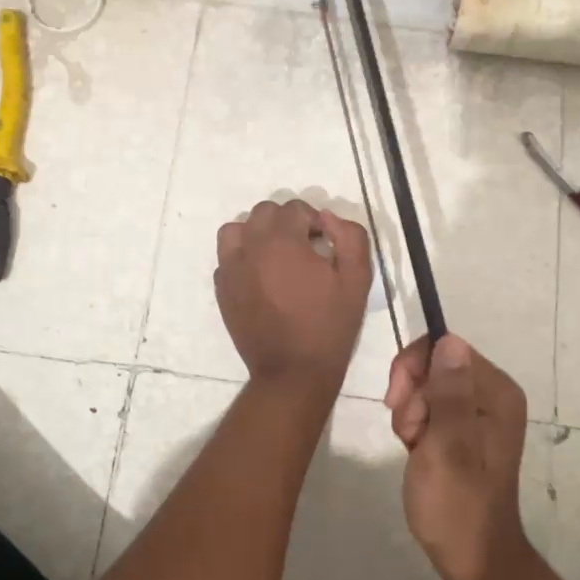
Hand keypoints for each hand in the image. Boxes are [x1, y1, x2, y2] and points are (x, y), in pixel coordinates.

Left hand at [216, 200, 373, 392]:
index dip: (314, 221)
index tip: (324, 244)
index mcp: (283, 240)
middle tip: (304, 249)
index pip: (295, 208)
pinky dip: (242, 258)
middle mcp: (250, 247)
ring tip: (276, 257)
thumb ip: (350, 236)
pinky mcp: (222, 288)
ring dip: (257, 234)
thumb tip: (327, 218)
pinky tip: (261, 278)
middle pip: (264, 213)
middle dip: (286, 223)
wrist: (293, 371)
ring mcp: (231, 268)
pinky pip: (227, 257)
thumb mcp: (357, 279)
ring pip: (237, 230)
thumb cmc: (329, 325)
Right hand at [384, 334, 531, 579]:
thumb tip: (449, 339)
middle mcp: (492, 395)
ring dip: (409, 413)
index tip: (399, 404)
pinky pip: (429, 407)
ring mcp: (479, 413)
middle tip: (409, 432)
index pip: (446, 346)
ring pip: (426, 387)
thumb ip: (448, 392)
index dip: (414, 369)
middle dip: (410, 394)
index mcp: (497, 393)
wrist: (470, 557)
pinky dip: (415, 425)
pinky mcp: (464, 429)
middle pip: (434, 364)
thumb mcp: (447, 445)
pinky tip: (416, 450)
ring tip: (414, 447)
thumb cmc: (456, 504)